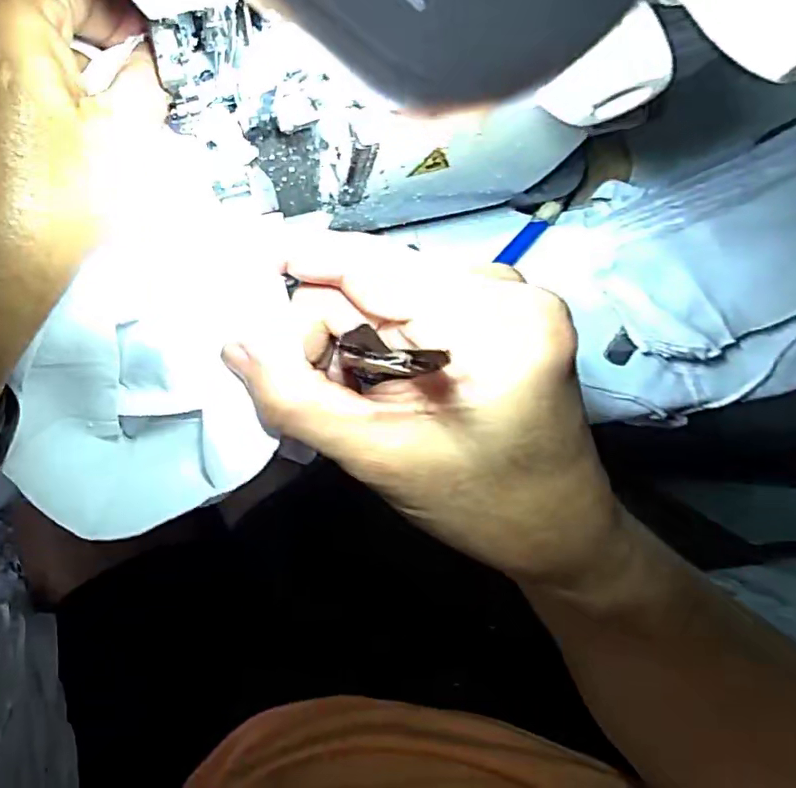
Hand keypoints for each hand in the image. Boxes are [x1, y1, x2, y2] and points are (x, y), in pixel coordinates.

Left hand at [0, 0, 168, 437]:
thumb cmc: (54, 202)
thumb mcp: (122, 132)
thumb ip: (147, 73)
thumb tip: (153, 51)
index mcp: (5, 12)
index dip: (124, 10)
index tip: (151, 46)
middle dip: (82, 4)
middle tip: (120, 50)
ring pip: (3, 9)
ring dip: (51, 27)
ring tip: (93, 79)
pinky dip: (23, 52)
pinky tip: (55, 99)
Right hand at [222, 232, 628, 592]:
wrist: (559, 532)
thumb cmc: (483, 507)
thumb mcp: (376, 457)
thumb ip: (295, 401)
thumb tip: (236, 347)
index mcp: (492, 325)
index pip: (369, 266)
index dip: (299, 262)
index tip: (243, 275)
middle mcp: (501, 291)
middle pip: (366, 283)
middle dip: (323, 336)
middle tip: (314, 392)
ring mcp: (499, 294)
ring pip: (376, 293)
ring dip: (345, 342)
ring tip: (351, 397)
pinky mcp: (491, 305)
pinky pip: (401, 302)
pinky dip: (373, 338)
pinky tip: (376, 380)